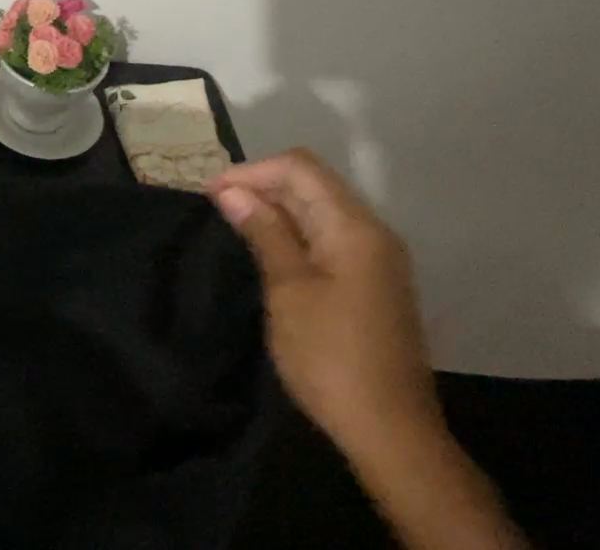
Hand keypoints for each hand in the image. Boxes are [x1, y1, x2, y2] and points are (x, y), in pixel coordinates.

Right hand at [206, 149, 438, 455]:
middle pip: (312, 184)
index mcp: (354, 228)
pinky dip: (293, 232)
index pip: (300, 168)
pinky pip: (327, 235)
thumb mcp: (287, 289)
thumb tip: (232, 192)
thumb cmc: (330, 356)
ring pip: (319, 209)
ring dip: (275, 208)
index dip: (251, 172)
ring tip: (233, 226)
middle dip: (261, 185)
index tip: (210, 195)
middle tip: (215, 208)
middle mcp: (371, 232)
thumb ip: (264, 233)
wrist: (390, 430)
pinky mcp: (370, 281)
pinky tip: (266, 250)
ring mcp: (375, 258)